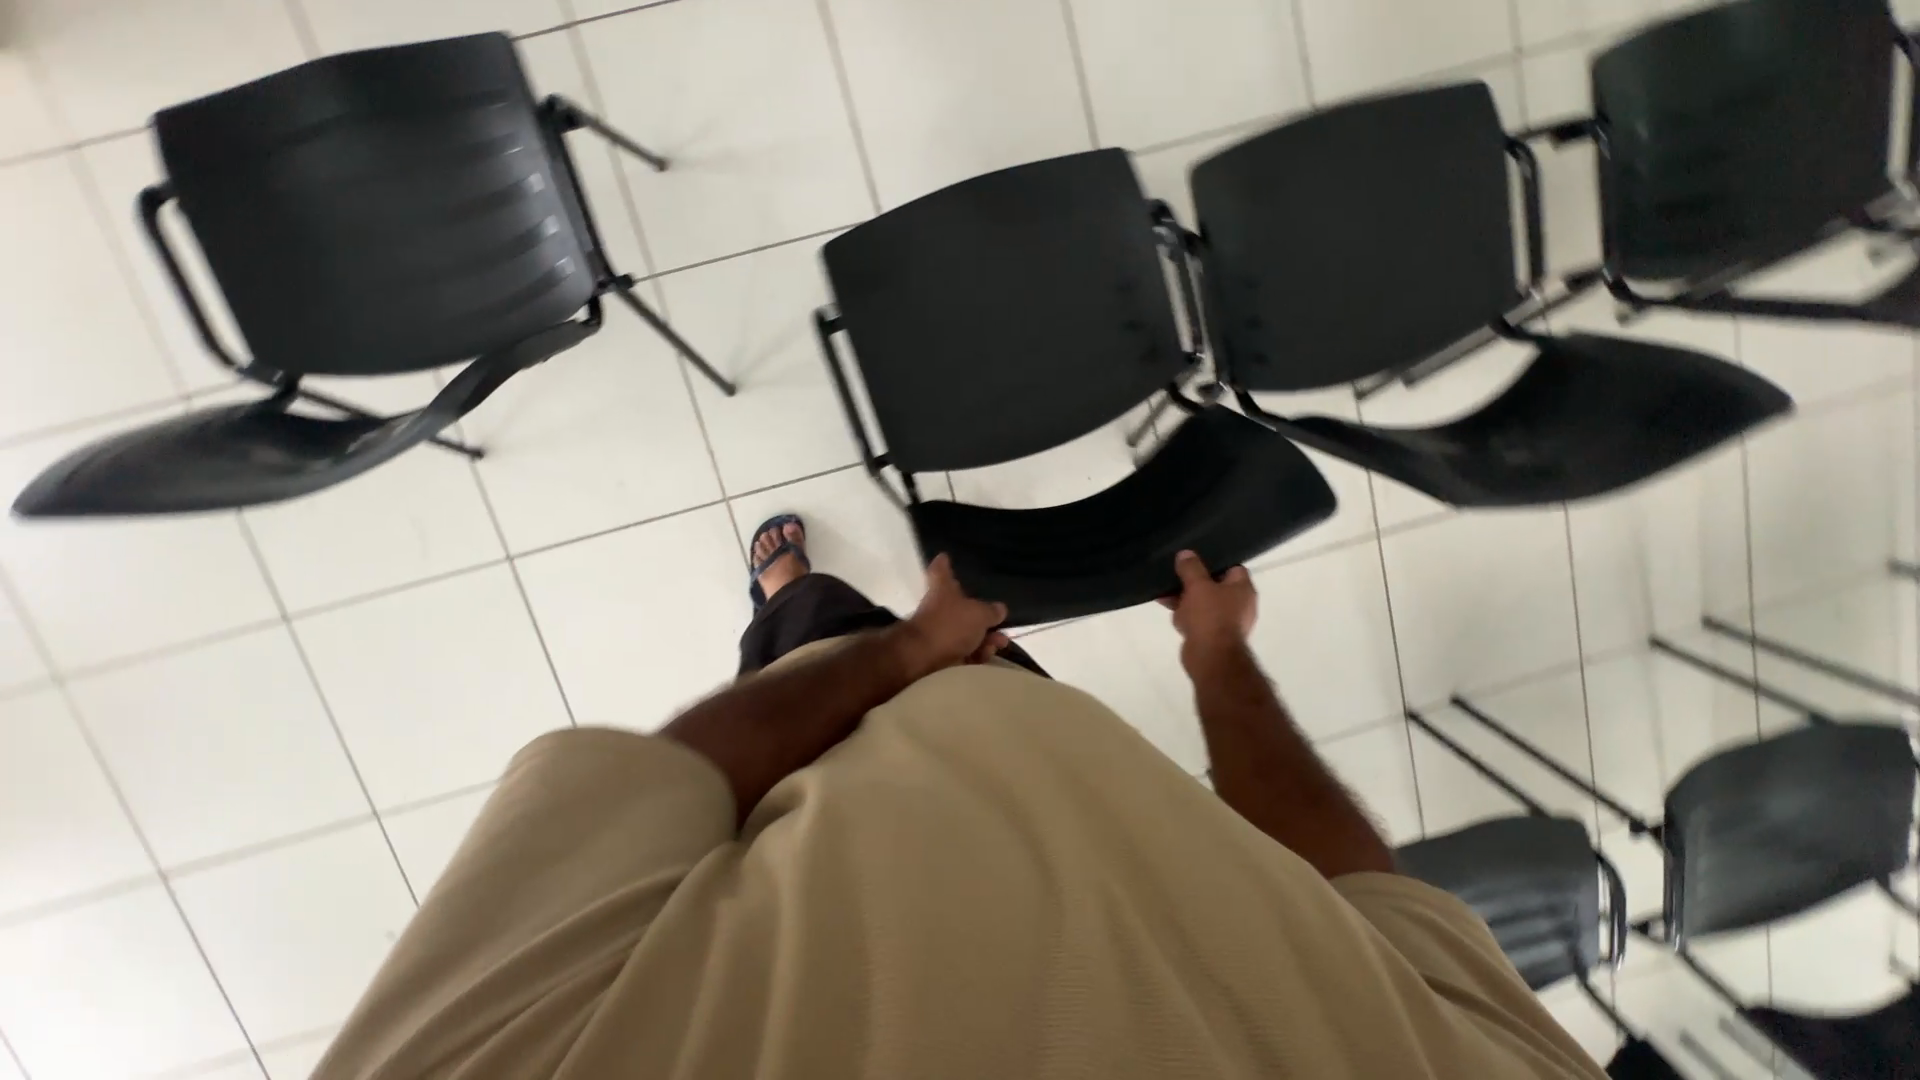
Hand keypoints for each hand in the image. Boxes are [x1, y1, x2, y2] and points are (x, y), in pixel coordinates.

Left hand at [896, 554, 1010, 675]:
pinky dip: (977, 654)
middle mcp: (939, 608)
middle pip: (963, 607)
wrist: (923, 659)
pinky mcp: (942, 655)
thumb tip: (1000, 609)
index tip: (944, 556)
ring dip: (986, 638)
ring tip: (999, 644)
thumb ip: (992, 611)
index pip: (941, 570)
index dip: (944, 563)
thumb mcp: (979, 614)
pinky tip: (988, 655)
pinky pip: (965, 652)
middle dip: (985, 617)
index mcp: (943, 589)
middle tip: (1001, 621)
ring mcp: (940, 633)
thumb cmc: (950, 626)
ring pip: (968, 633)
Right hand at [1159, 550, 1256, 664]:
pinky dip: (1186, 615)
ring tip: (1165, 594)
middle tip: (1176, 576)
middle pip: (1216, 586)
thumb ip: (1191, 567)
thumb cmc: (1210, 616)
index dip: (1214, 562)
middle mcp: (1240, 605)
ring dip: (1186, 599)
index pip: (1232, 568)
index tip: (1195, 560)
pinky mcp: (1214, 636)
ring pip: (1204, 604)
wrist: (1211, 657)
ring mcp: (1227, 622)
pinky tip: (1170, 612)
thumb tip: (1185, 553)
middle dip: (1194, 582)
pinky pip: (1199, 620)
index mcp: (1243, 589)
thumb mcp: (1197, 585)